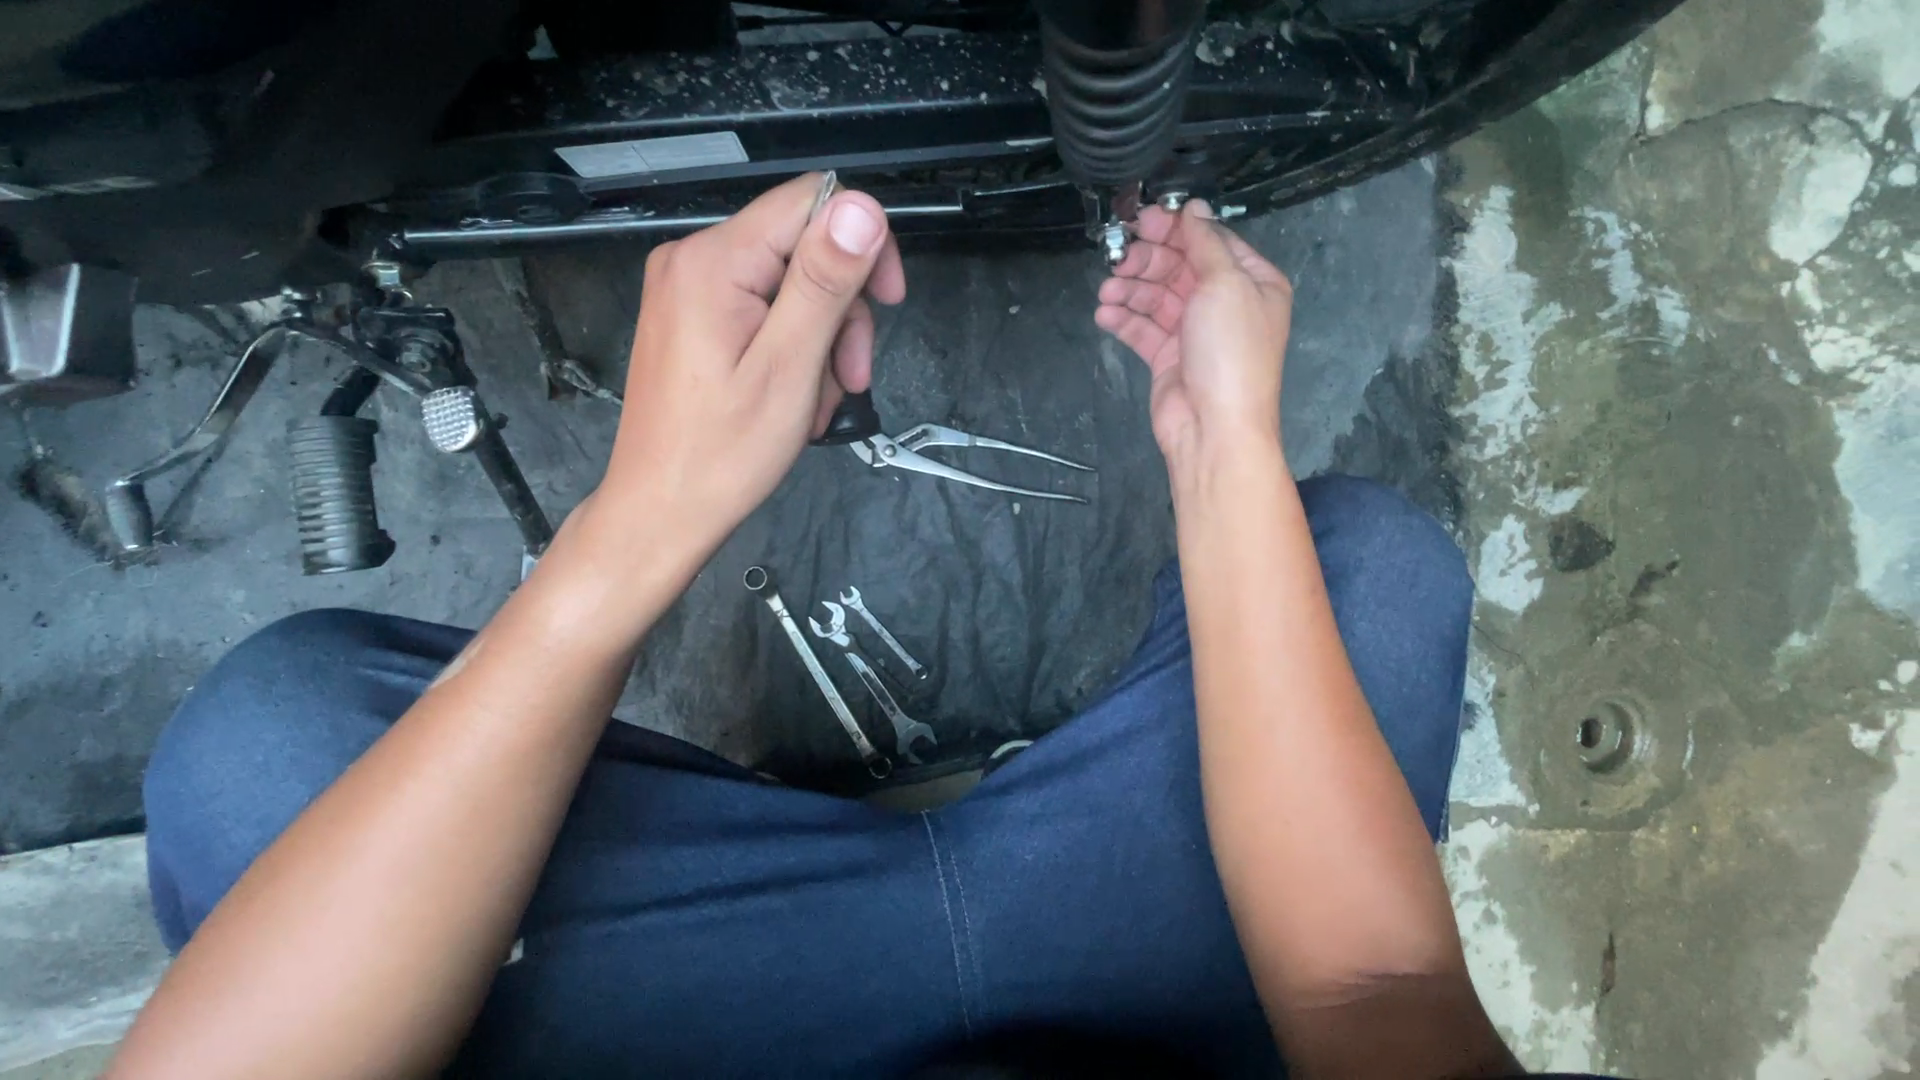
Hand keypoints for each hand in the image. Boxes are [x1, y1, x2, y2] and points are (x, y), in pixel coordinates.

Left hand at [596, 173, 906, 546]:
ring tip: (819, 402)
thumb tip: (862, 206)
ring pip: (788, 287)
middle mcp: (693, 260)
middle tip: (852, 378)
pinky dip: (792, 351)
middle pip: (802, 250)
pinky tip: (796, 397)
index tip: (889, 301)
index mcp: (713, 261)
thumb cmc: (724, 453)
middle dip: (841, 312)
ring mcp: (688, 291)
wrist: (663, 511)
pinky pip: (762, 313)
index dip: (863, 243)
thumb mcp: (788, 367)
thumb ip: (824, 282)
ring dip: (821, 341)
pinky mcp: (693, 320)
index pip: (810, 202)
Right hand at [1095, 201, 1292, 468]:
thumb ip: (1206, 243)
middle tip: (1119, 256)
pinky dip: (1123, 320)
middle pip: (1179, 268)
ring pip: (1157, 298)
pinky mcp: (1168, 358)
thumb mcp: (1226, 284)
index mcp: (1252, 282)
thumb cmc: (1230, 352)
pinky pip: (1143, 330)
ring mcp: (1194, 333)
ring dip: (1130, 290)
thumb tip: (1193, 209)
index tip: (1143, 220)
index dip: (1177, 229)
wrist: (1215, 426)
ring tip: (1107, 291)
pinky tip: (1105, 314)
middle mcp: (1224, 304)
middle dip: (1148, 260)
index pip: (1211, 242)